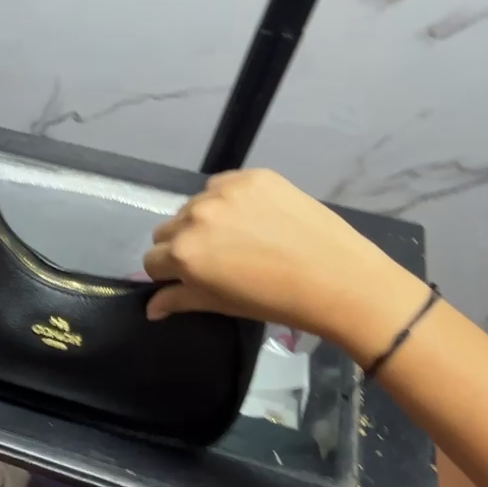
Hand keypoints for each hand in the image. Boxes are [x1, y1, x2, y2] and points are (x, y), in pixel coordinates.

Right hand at [141, 169, 425, 358]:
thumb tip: (150, 309)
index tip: (190, 277)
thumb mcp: (220, 304)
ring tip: (238, 236)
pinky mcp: (251, 176)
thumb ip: (179, 300)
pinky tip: (253, 216)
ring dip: (204, 220)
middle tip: (215, 257)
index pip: (152, 259)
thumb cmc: (273, 300)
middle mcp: (194, 218)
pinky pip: (220, 185)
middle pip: (167, 230)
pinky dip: (228, 200)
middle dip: (182, 244)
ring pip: (193, 206)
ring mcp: (223, 193)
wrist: (337, 278)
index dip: (168, 272)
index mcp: (183, 254)